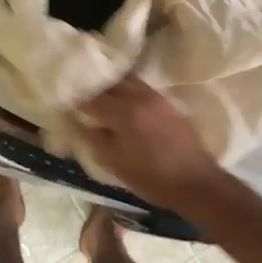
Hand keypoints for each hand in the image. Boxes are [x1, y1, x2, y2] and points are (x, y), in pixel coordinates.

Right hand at [77, 75, 228, 211]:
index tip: (65, 101)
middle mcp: (140, 97)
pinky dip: (128, 89)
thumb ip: (95, 139)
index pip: (92, 98)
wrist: (196, 182)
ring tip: (100, 93)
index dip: (76, 99)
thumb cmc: (152, 178)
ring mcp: (156, 97)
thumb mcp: (116, 164)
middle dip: (94, 84)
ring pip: (128, 80)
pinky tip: (123, 101)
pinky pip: (142, 88)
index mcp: (124, 112)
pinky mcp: (168, 103)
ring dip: (112, 84)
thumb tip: (79, 123)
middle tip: (80, 91)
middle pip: (111, 81)